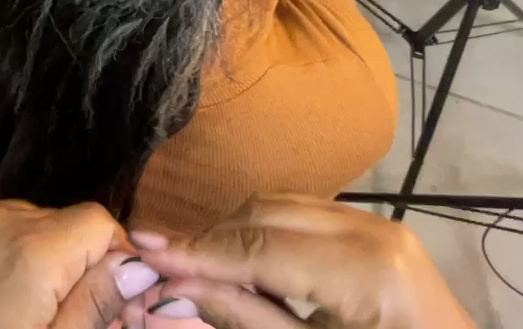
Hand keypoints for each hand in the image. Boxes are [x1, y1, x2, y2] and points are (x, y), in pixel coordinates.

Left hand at [0, 201, 162, 328]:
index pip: (98, 221)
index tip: (109, 303)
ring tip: (22, 307)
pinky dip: (3, 245)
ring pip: (28, 219)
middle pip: (64, 220)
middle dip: (76, 261)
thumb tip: (140, 267)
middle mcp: (1, 215)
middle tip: (64, 316)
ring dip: (40, 253)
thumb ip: (94, 307)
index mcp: (34, 250)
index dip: (114, 259)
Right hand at [131, 195, 475, 328]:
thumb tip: (172, 287)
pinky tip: (243, 258)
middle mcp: (374, 233)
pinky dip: (263, 230)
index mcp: (369, 275)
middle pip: (263, 215)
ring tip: (198, 263)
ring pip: (277, 205)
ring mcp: (380, 225)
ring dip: (233, 231)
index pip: (259, 248)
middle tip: (162, 259)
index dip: (196, 251)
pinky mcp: (377, 229)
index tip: (142, 249)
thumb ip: (245, 318)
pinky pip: (300, 213)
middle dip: (210, 238)